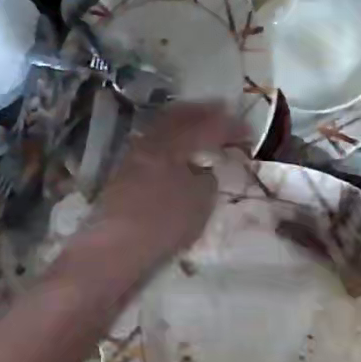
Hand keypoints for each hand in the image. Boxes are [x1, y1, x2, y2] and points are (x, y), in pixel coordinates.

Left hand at [54, 101, 244, 294]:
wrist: (113, 249)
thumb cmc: (162, 224)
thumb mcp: (199, 203)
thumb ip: (206, 179)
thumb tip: (203, 170)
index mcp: (171, 144)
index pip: (205, 126)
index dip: (228, 125)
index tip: (247, 130)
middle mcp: (150, 143)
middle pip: (177, 116)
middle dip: (202, 113)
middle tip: (222, 112)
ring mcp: (132, 157)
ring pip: (162, 129)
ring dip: (184, 124)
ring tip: (202, 130)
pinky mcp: (123, 175)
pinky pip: (153, 145)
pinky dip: (170, 142)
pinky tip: (178, 154)